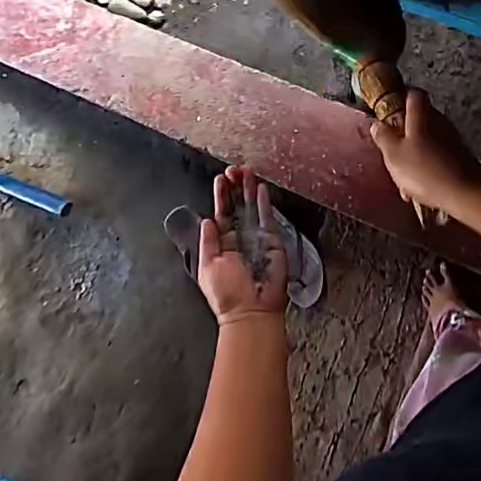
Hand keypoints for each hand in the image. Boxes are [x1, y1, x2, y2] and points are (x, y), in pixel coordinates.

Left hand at [197, 165, 288, 325]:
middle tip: (233, 169)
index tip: (220, 178)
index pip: (221, 213)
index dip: (221, 195)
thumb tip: (207, 220)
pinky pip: (267, 216)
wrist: (251, 311)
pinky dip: (265, 202)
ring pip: (252, 206)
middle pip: (237, 205)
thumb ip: (209, 241)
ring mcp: (257, 236)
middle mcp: (240, 236)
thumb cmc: (227, 293)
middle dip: (235, 187)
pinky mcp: (272, 239)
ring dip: (249, 188)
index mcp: (222, 243)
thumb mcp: (208, 267)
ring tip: (247, 171)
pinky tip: (262, 188)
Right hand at [369, 89, 480, 218]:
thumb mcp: (393, 155)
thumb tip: (377, 125)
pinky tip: (419, 187)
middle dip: (405, 132)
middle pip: (420, 117)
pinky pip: (437, 156)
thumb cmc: (426, 171)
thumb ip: (383, 137)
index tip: (390, 107)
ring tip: (404, 176)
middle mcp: (439, 122)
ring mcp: (452, 138)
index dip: (402, 96)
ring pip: (427, 139)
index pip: (414, 94)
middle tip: (392, 149)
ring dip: (415, 153)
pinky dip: (427, 166)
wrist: (464, 193)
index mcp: (421, 116)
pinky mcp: (460, 155)